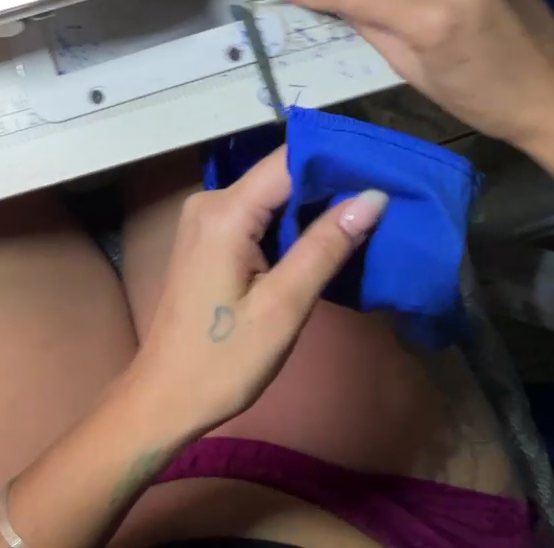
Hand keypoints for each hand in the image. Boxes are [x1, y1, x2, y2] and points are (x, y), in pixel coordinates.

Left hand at [126, 148, 385, 438]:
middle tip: (387, 200)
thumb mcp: (283, 306)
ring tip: (369, 217)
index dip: (335, 160)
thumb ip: (325, 246)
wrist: (166, 394)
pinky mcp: (209, 237)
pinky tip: (327, 239)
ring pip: (270, 196)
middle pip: (279, 175)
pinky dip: (290, 224)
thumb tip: (371, 198)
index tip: (385, 169)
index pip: (287, 161)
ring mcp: (205, 218)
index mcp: (224, 211)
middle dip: (330, 184)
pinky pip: (256, 216)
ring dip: (314, 207)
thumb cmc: (224, 358)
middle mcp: (210, 202)